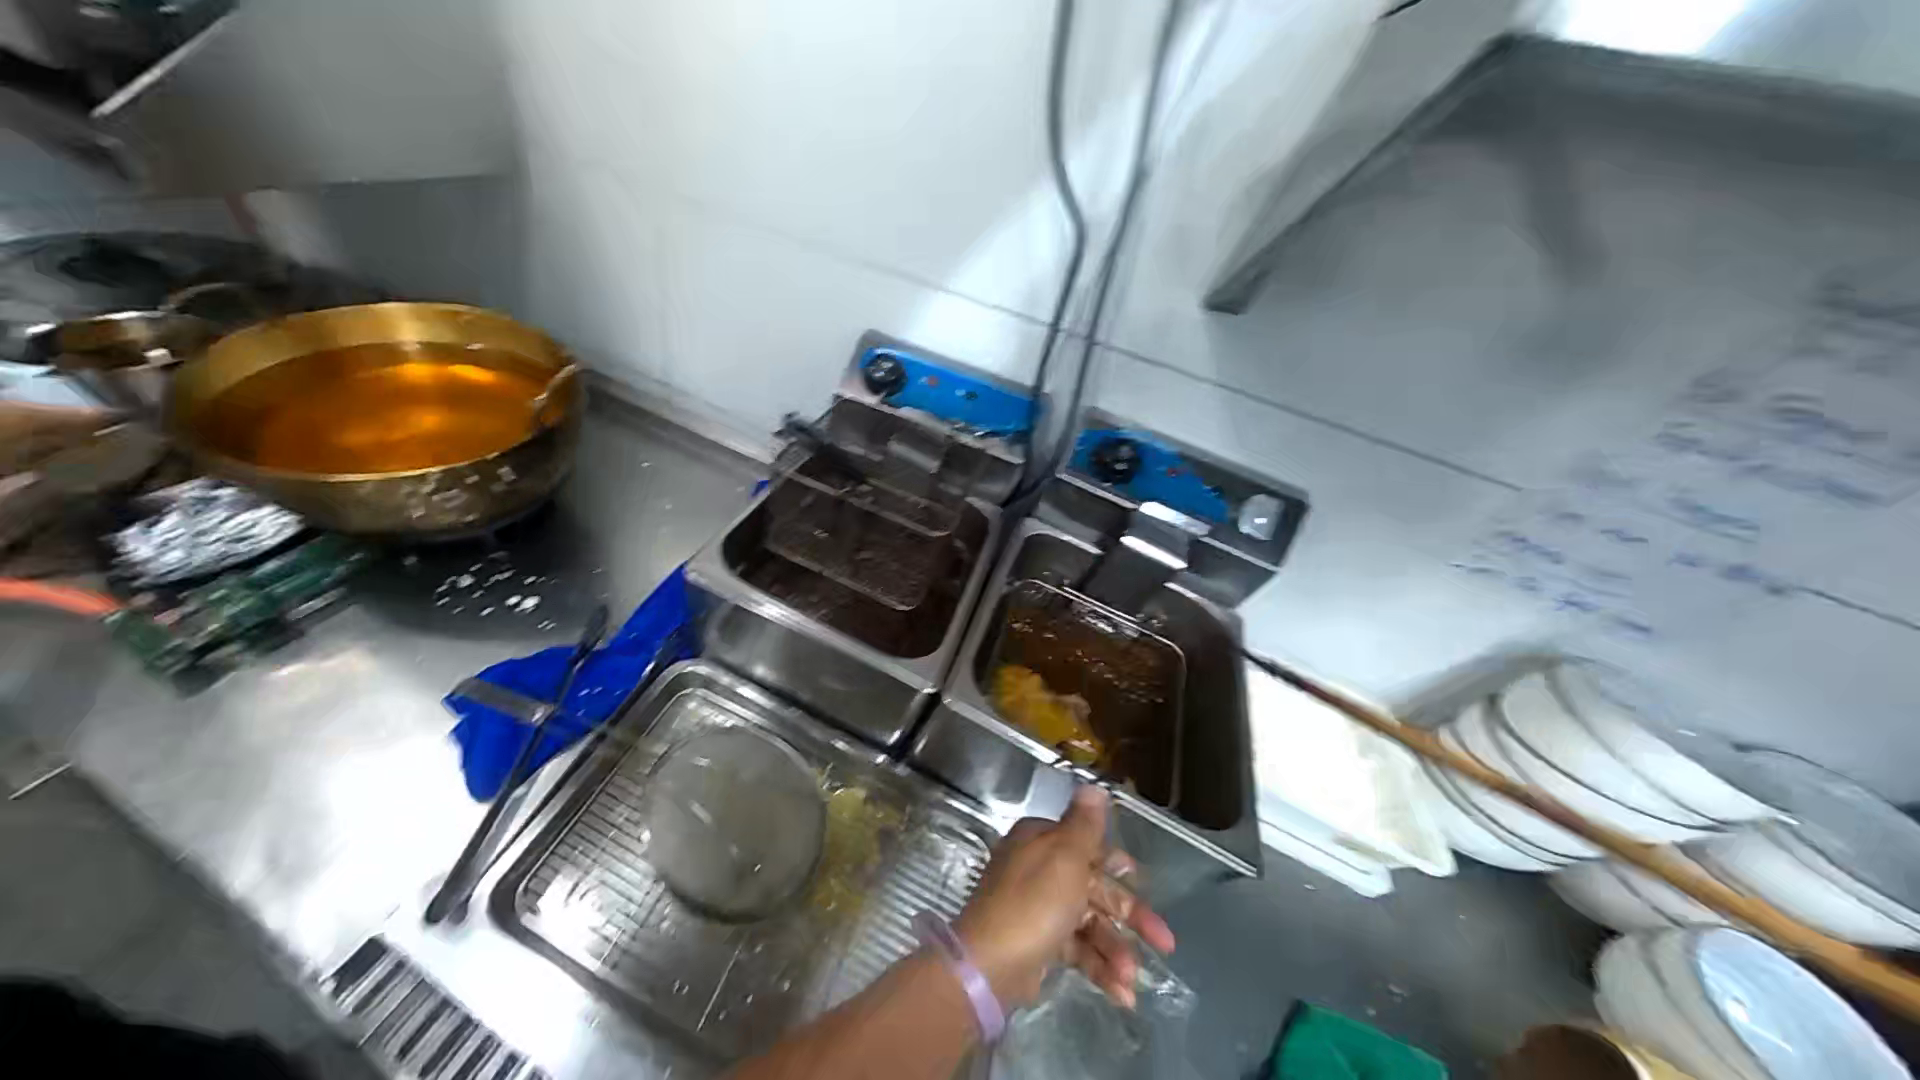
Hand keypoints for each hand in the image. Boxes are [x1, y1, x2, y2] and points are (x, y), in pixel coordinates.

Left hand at [952, 786, 1175, 1009]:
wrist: (990, 966)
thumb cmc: (1034, 903)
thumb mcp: (1065, 856)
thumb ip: (1085, 824)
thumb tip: (1094, 786)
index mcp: (1041, 841)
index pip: (1086, 844)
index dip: (1115, 862)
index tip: (1141, 879)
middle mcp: (1038, 868)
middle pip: (1094, 886)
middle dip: (1129, 915)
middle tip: (1165, 942)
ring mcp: (1038, 908)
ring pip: (1089, 922)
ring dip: (1115, 950)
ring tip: (1133, 978)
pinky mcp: (1039, 943)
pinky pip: (1077, 950)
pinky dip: (1099, 969)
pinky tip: (1122, 994)